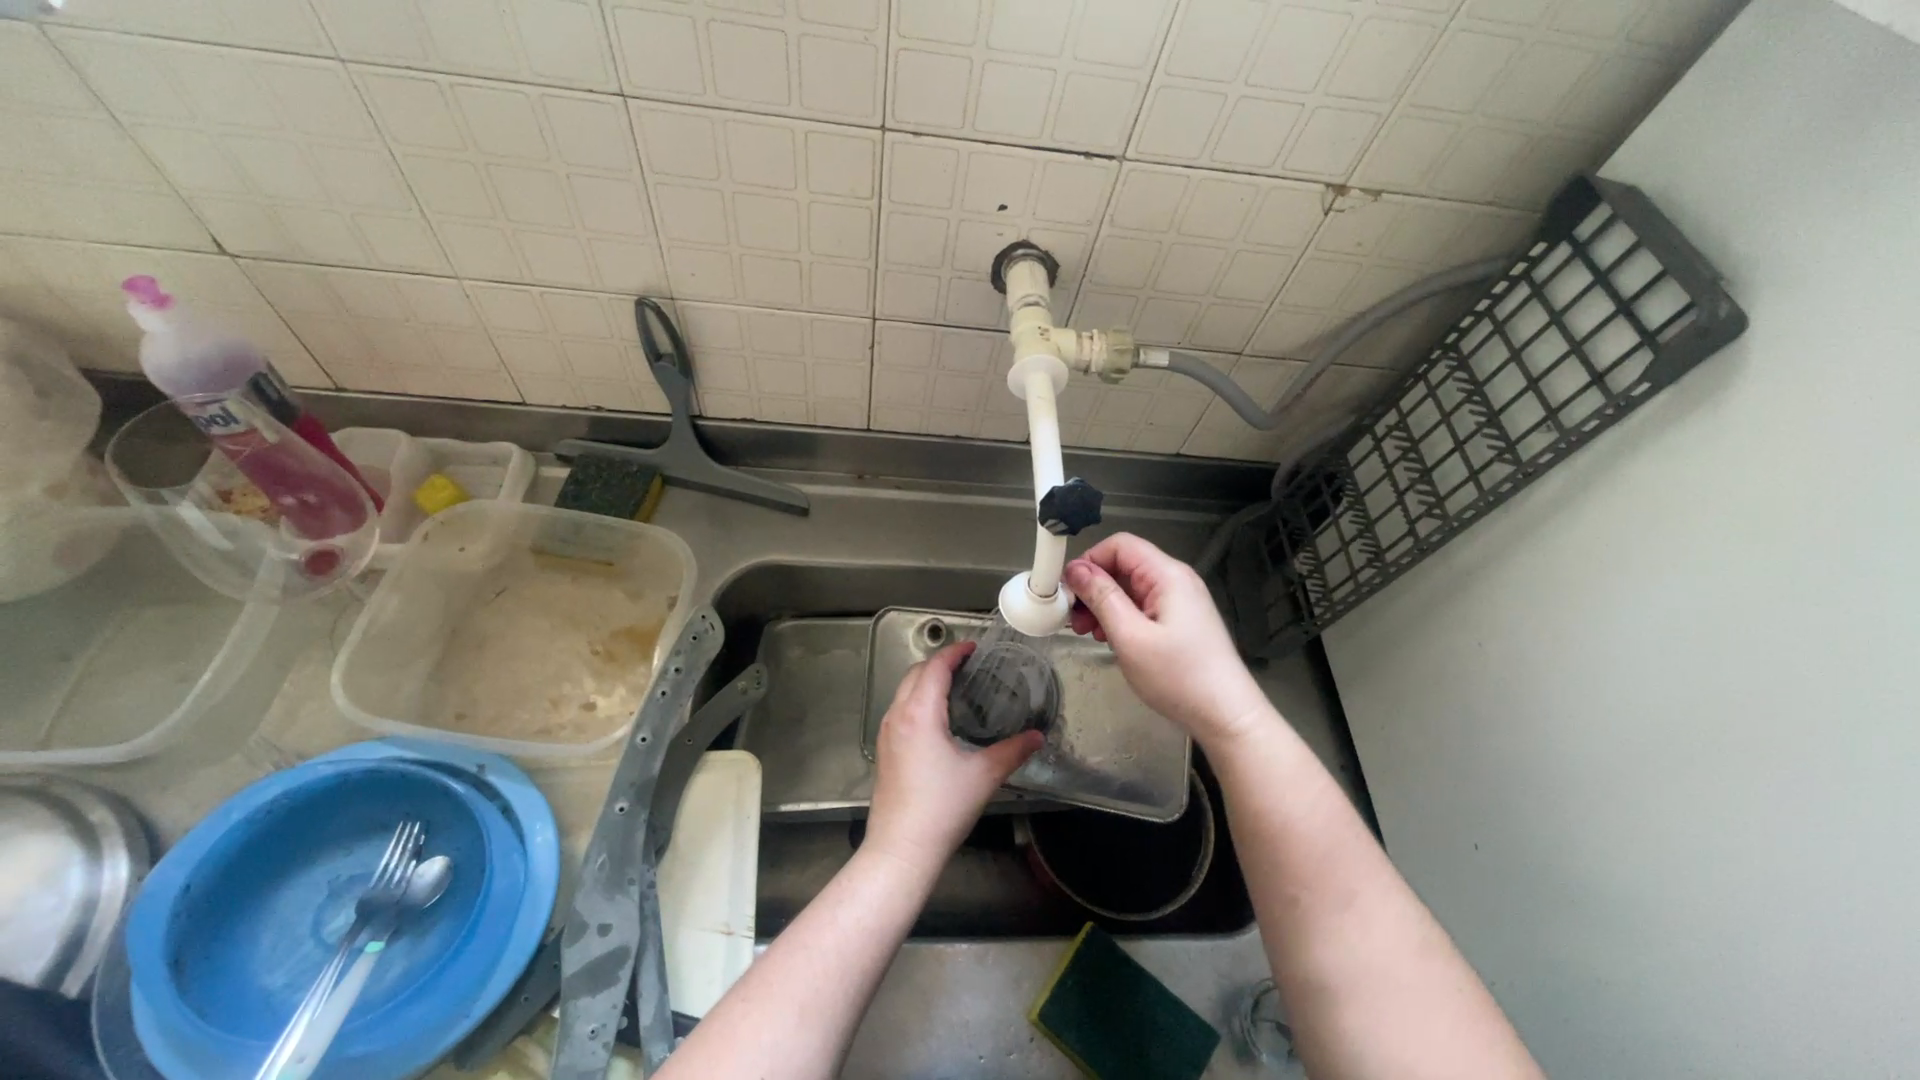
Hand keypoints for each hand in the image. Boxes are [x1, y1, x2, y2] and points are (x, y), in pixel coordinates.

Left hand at [867, 642, 1041, 875]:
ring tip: (956, 689)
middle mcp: (897, 716)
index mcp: (920, 713)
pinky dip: (918, 702)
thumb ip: (1012, 751)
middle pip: (915, 674)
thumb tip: (1037, 737)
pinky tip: (938, 721)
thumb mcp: (983, 776)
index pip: (935, 668)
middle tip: (968, 666)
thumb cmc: (942, 808)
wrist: (901, 848)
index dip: (954, 653)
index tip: (973, 649)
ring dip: (926, 682)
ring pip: (904, 692)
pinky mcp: (884, 752)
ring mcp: (886, 734)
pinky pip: (900, 711)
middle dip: (939, 664)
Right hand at [1065, 533, 1271, 747]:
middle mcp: (1176, 580)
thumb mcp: (1130, 637)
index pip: (1120, 545)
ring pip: (1130, 588)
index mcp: (1167, 575)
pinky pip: (1141, 606)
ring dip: (1103, 605)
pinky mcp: (1180, 620)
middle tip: (1073, 620)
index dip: (1089, 561)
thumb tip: (1075, 569)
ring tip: (1087, 634)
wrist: (1226, 714)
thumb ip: (1101, 597)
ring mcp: (1180, 601)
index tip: (1068, 591)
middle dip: (1093, 587)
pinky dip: (1120, 617)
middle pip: (1124, 565)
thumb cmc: (1178, 676)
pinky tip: (1109, 640)